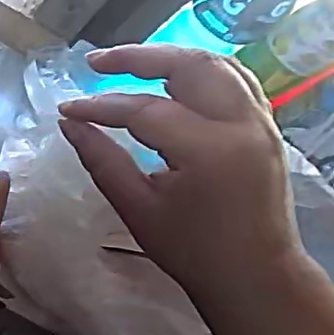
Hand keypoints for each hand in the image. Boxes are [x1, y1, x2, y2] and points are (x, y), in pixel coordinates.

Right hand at [57, 45, 304, 297]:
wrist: (255, 277)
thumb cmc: (192, 251)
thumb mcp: (137, 208)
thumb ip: (102, 160)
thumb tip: (69, 123)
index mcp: (207, 150)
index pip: (144, 109)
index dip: (100, 106)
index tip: (67, 109)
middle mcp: (240, 124)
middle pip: (188, 65)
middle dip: (138, 57)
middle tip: (96, 62)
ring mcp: (261, 122)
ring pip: (217, 64)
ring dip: (171, 58)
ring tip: (131, 64)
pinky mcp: (266, 127)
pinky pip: (235, 80)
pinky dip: (200, 71)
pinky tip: (174, 79)